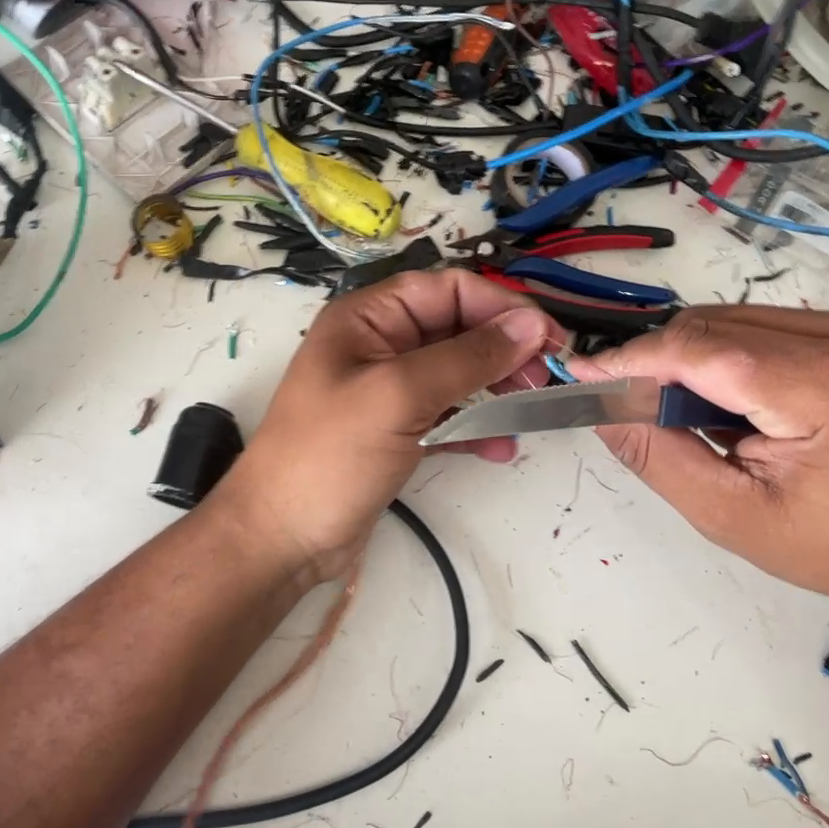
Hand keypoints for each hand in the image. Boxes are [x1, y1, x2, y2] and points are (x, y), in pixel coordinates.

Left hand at [211, 269, 562, 586]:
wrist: (282, 536)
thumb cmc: (330, 456)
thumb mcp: (399, 396)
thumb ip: (467, 357)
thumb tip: (529, 323)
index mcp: (366, 318)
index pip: (446, 290)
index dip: (499, 307)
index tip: (546, 338)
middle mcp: (376, 345)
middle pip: (455, 329)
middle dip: (502, 350)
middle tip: (543, 380)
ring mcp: (385, 391)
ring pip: (455, 373)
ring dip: (494, 389)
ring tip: (528, 412)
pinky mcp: (394, 431)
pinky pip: (445, 414)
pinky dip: (474, 426)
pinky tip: (498, 448)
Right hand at [577, 306, 828, 620]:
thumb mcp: (732, 517)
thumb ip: (658, 457)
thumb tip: (601, 408)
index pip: (706, 350)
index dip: (634, 358)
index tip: (581, 372)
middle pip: (718, 325)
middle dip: (661, 362)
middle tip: (630, 407)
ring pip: (739, 320)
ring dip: (695, 359)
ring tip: (691, 416)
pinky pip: (770, 326)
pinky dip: (731, 356)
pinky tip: (734, 402)